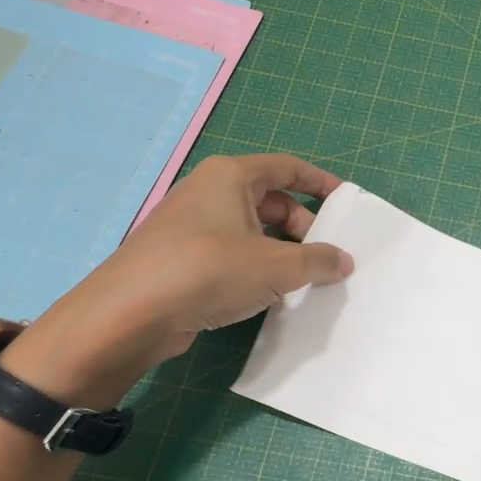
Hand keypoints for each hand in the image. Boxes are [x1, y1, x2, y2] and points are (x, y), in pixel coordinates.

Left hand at [0, 153, 353, 404]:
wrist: (132, 313)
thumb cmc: (210, 271)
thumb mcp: (278, 266)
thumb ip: (319, 260)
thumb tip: (344, 261)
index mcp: (231, 176)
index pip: (288, 168)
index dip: (322, 183)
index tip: (348, 202)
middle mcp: (210, 193)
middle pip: (272, 202)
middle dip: (305, 227)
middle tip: (328, 257)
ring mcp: (194, 226)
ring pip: (254, 232)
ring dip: (284, 253)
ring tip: (307, 281)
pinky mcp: (184, 259)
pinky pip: (234, 255)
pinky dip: (258, 269)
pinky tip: (272, 296)